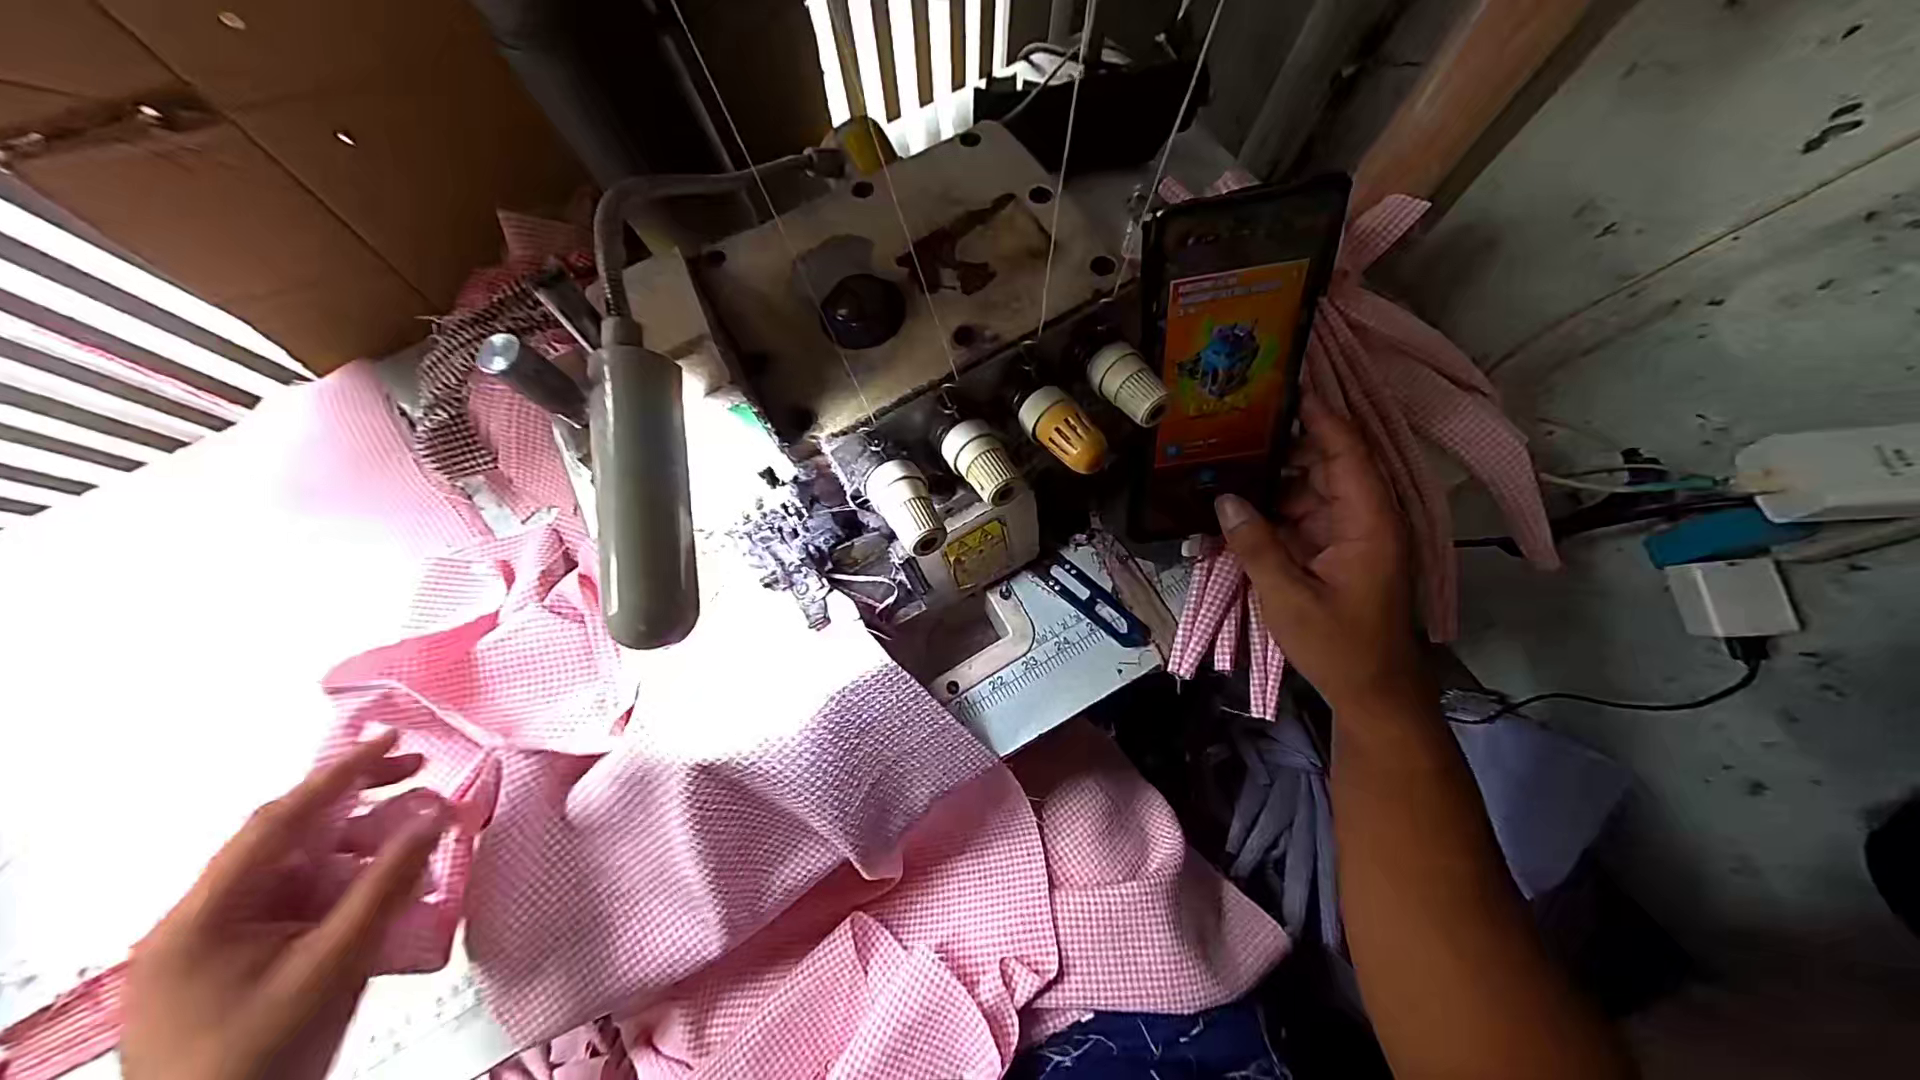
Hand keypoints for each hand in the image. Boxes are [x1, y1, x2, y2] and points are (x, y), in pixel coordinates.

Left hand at [121, 732, 450, 1079]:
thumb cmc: (264, 1054)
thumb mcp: (335, 965)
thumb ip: (387, 885)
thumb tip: (435, 815)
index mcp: (203, 914)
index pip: (279, 821)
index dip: (340, 773)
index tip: (393, 739)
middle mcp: (202, 916)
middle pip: (287, 838)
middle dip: (357, 802)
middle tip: (418, 774)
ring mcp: (219, 938)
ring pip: (300, 866)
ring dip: (361, 843)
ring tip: (418, 829)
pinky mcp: (241, 956)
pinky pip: (302, 897)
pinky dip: (348, 879)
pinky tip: (387, 879)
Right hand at [1214, 400, 1426, 711]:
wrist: (1372, 691)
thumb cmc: (1339, 645)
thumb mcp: (1288, 596)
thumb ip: (1255, 544)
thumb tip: (1225, 501)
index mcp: (1368, 522)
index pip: (1347, 452)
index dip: (1321, 416)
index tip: (1288, 387)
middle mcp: (1364, 519)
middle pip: (1324, 466)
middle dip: (1280, 452)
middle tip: (1232, 435)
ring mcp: (1350, 536)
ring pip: (1308, 493)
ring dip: (1269, 490)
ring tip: (1222, 477)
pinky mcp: (1336, 553)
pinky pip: (1302, 521)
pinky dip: (1271, 519)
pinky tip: (1234, 520)